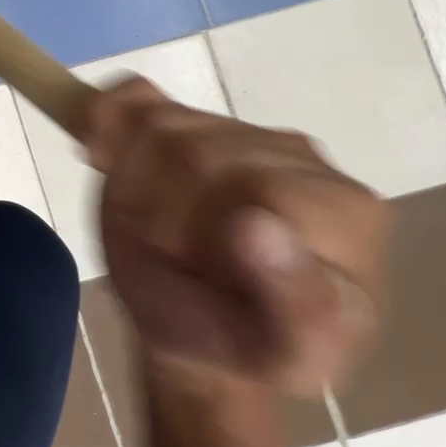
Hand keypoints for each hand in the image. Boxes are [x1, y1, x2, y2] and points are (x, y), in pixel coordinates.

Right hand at [87, 78, 389, 397]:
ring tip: (153, 227)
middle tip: (174, 258)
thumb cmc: (245, 341)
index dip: (197, 229)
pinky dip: (104, 123)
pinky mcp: (180, 118)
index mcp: (341, 207)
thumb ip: (294, 297)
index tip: (199, 275)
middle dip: (162, 214)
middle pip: (195, 150)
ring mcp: (233, 129)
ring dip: (132, 185)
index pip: (249, 181)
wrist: (201, 333)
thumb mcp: (287, 352)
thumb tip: (257, 222)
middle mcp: (297, 156)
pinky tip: (105, 160)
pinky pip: (132, 94)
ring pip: (156, 124)